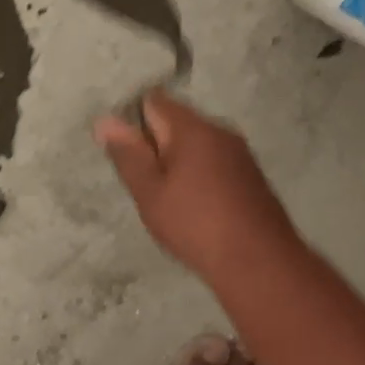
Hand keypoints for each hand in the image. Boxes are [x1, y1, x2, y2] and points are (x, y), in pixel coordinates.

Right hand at [94, 89, 298, 279]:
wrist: (259, 262)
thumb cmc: (194, 224)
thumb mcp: (149, 191)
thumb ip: (127, 154)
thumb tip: (105, 119)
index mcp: (193, 129)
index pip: (154, 101)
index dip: (132, 119)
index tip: (122, 150)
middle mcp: (220, 131)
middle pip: (175, 122)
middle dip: (153, 143)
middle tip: (140, 180)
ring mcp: (239, 153)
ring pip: (195, 144)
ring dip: (175, 161)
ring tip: (163, 196)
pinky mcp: (250, 175)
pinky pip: (212, 161)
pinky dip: (196, 173)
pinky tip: (191, 204)